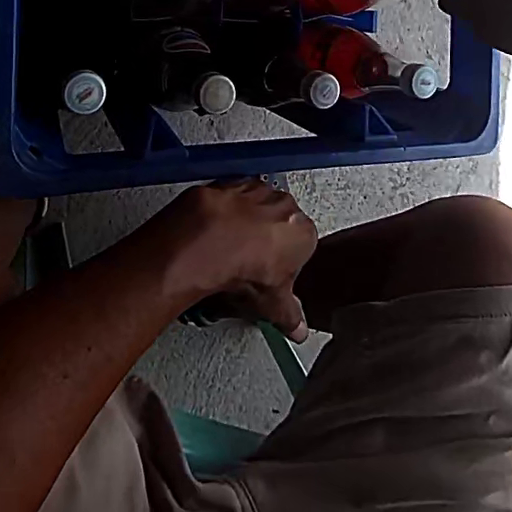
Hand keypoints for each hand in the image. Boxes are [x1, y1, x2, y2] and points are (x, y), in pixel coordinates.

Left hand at [150, 179, 317, 339]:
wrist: (208, 243)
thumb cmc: (245, 266)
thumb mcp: (273, 304)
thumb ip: (290, 316)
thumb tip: (297, 328)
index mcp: (302, 230)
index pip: (302, 247)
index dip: (285, 264)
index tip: (271, 277)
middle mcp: (283, 203)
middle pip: (278, 224)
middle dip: (266, 240)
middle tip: (249, 264)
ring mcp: (254, 190)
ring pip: (253, 207)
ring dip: (244, 223)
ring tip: (228, 250)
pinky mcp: (227, 183)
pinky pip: (228, 199)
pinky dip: (222, 212)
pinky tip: (212, 234)